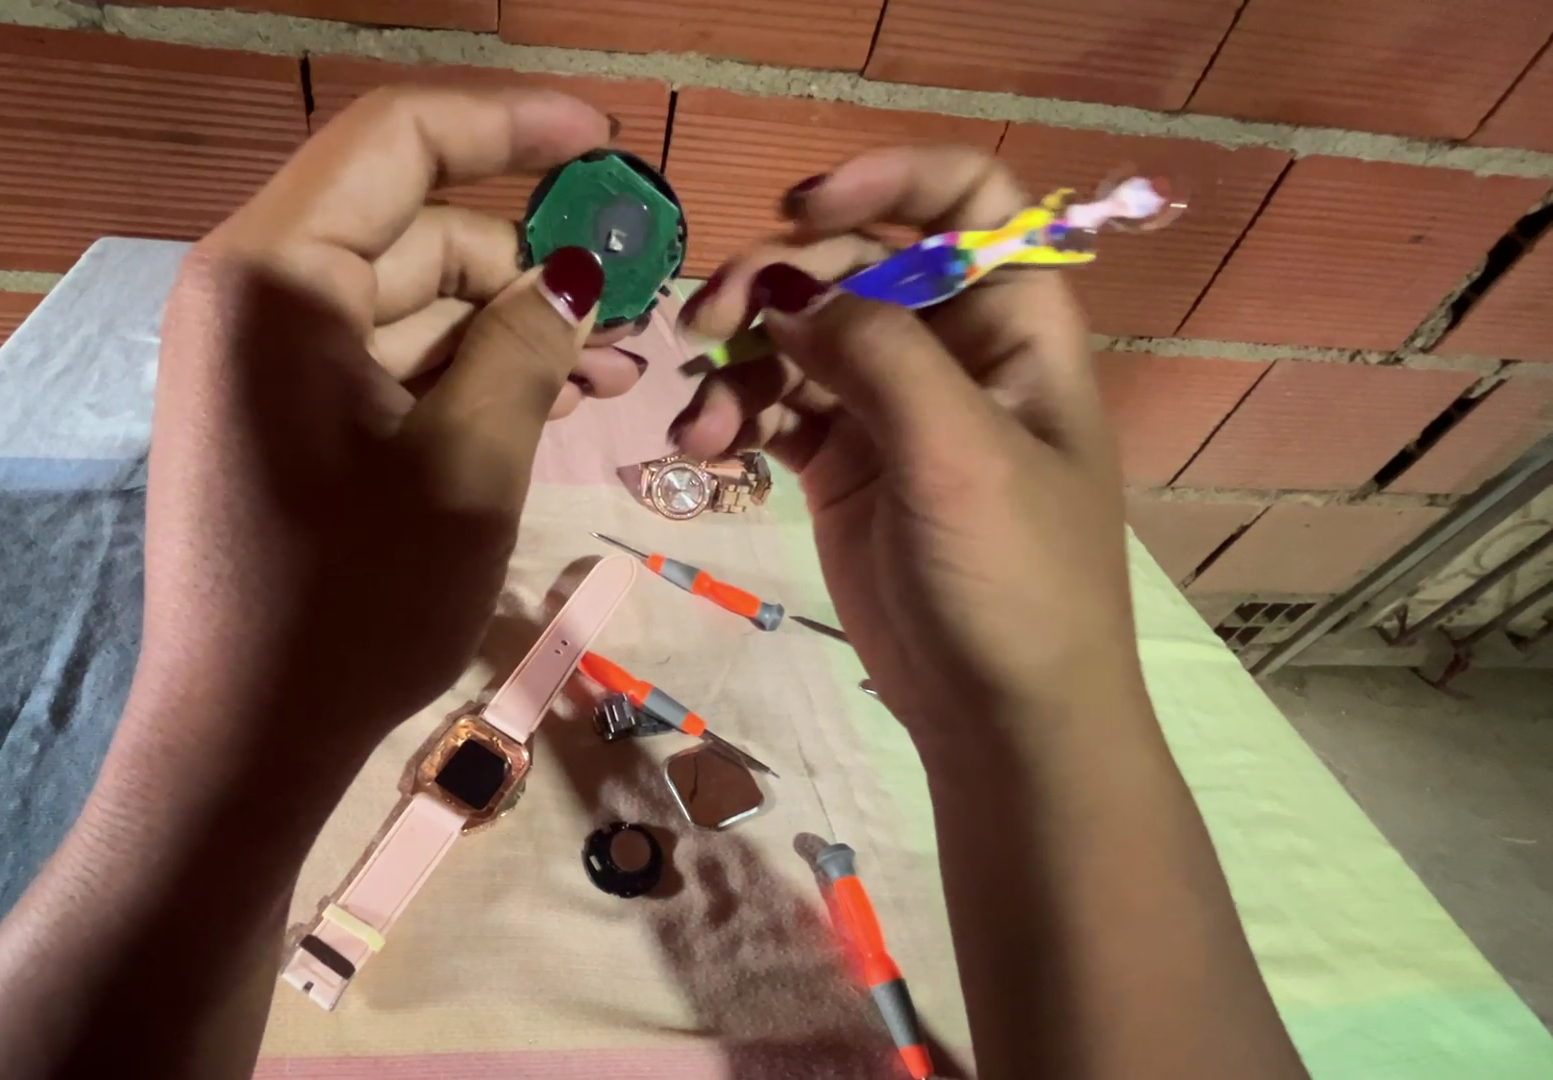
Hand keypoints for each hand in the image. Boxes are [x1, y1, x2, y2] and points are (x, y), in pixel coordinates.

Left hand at [139, 86, 624, 742]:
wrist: (254, 736)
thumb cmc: (359, 602)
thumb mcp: (470, 462)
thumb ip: (526, 345)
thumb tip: (573, 275)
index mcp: (276, 278)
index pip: (400, 142)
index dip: (511, 126)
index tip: (603, 143)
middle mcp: (255, 299)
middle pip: (415, 236)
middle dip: (527, 268)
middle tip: (629, 313)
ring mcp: (268, 365)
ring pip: (412, 309)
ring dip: (510, 332)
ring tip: (611, 372)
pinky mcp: (288, 421)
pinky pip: (390, 368)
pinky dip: (465, 377)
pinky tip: (547, 402)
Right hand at [672, 148, 1148, 760]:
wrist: (993, 709)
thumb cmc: (1011, 577)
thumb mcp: (957, 452)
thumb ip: (876, 353)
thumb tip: (786, 289)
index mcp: (1011, 327)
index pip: (965, 206)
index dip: (889, 181)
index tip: (800, 205)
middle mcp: (947, 354)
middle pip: (853, 271)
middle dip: (776, 286)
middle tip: (706, 323)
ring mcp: (885, 411)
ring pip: (797, 346)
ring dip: (738, 370)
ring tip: (699, 426)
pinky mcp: (838, 465)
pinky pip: (775, 412)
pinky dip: (736, 418)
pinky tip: (704, 445)